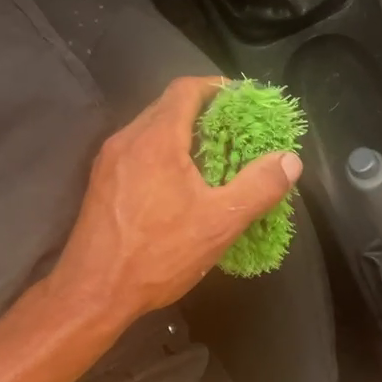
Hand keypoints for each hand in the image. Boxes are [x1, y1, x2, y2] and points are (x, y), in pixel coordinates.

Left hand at [50, 76, 301, 319]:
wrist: (91, 295)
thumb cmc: (157, 254)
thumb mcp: (220, 223)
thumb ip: (258, 187)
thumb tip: (290, 160)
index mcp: (156, 139)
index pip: (186, 89)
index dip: (217, 87)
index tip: (244, 99)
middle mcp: (128, 140)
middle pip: (168, 105)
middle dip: (205, 110)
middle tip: (238, 128)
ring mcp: (110, 162)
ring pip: (151, 128)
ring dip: (184, 132)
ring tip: (216, 154)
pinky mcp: (102, 184)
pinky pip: (139, 149)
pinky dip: (165, 151)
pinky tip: (183, 181)